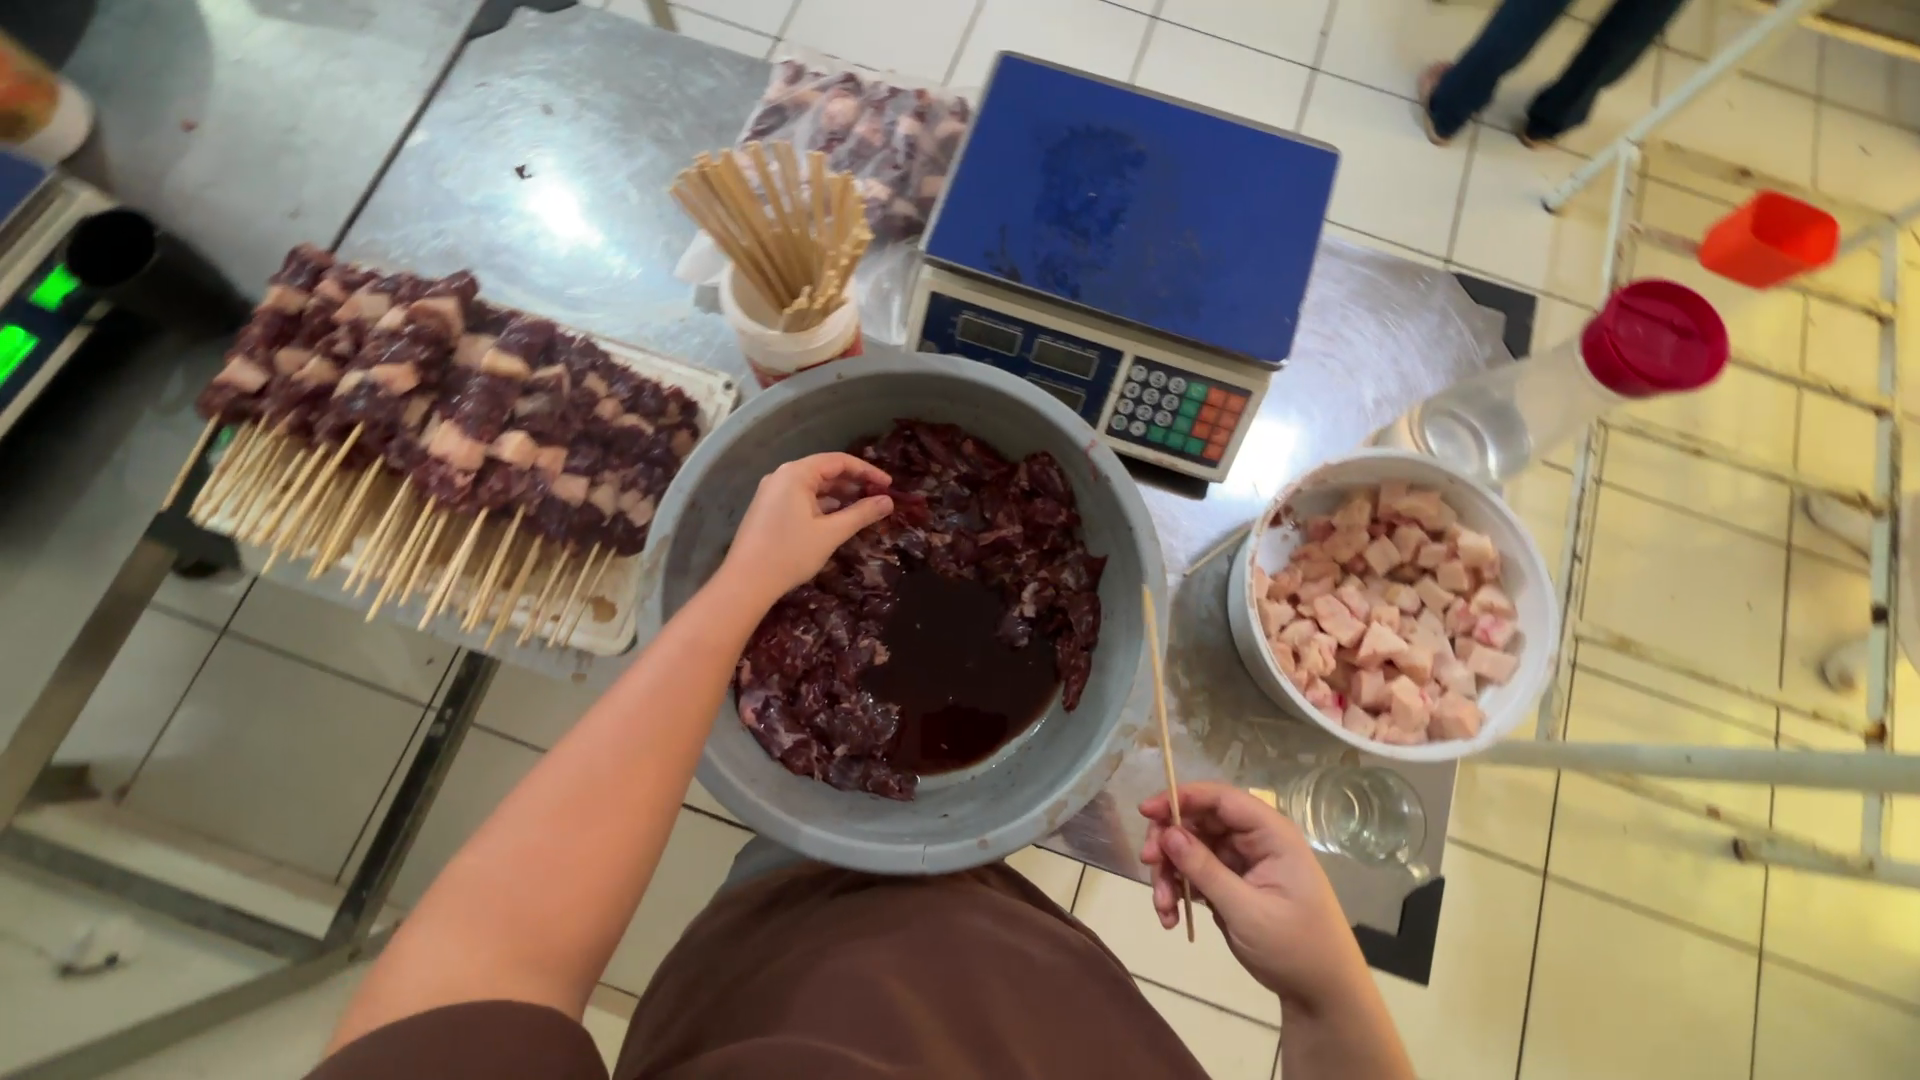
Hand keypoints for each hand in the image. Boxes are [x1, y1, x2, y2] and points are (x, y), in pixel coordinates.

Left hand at [718, 452, 893, 606]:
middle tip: (878, 497)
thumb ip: (861, 514)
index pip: (838, 461)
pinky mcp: (768, 509)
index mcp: (796, 474)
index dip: (867, 471)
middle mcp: (782, 476)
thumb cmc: (790, 553)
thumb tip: (888, 501)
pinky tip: (836, 518)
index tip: (888, 485)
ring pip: (813, 486)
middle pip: (825, 471)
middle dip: (853, 483)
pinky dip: (822, 504)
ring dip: (838, 495)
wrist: (746, 581)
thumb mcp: (831, 533)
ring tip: (862, 508)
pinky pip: (801, 498)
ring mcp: (772, 492)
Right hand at [1139, 783, 1370, 1011]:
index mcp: (1270, 834)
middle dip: (1168, 843)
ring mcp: (1241, 862)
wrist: (1322, 996)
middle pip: (1198, 821)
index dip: (1180, 797)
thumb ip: (1205, 869)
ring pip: (1190, 848)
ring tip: (1162, 908)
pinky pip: (1193, 873)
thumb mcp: (1247, 911)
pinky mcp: (1230, 883)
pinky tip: (1170, 917)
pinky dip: (1177, 890)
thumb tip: (1167, 832)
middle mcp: (1254, 840)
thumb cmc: (1296, 948)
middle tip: (1149, 865)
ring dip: (1169, 873)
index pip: (1220, 798)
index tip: (1146, 812)